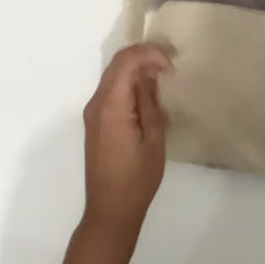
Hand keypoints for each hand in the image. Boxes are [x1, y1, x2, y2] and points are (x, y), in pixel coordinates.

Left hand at [81, 43, 171, 239]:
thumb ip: (150, 101)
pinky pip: (111, 91)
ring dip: (136, 69)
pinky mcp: (95, 122)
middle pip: (117, 64)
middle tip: (170, 65)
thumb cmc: (137, 178)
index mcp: (110, 105)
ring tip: (163, 77)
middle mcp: (96, 103)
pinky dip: (129, 84)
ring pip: (113, 75)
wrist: (110, 209)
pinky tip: (148, 95)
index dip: (150, 53)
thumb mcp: (153, 138)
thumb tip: (149, 73)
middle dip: (144, 56)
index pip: (126, 61)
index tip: (172, 64)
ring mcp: (92, 113)